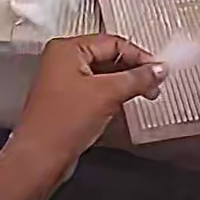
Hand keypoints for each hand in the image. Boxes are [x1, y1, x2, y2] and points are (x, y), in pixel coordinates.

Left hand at [9, 34, 165, 170]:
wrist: (41, 157)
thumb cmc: (63, 122)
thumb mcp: (108, 94)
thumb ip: (137, 78)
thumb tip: (158, 70)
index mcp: (67, 49)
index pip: (112, 42)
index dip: (139, 55)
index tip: (159, 70)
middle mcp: (62, 61)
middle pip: (107, 57)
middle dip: (133, 71)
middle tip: (154, 84)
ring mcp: (63, 82)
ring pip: (102, 76)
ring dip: (124, 85)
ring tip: (144, 95)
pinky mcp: (66, 102)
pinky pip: (95, 92)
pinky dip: (111, 96)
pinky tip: (124, 105)